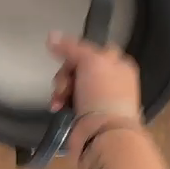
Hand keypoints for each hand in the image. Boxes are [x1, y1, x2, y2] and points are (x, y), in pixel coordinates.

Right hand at [48, 32, 142, 147]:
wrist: (103, 133)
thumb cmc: (102, 93)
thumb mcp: (89, 61)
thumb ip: (70, 47)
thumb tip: (50, 35)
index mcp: (119, 65)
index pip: (92, 49)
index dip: (76, 53)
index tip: (67, 60)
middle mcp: (111, 80)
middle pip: (77, 66)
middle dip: (65, 74)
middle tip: (65, 84)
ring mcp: (99, 98)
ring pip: (71, 83)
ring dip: (61, 89)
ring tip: (60, 99)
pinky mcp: (87, 114)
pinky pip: (69, 100)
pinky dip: (61, 101)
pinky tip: (58, 106)